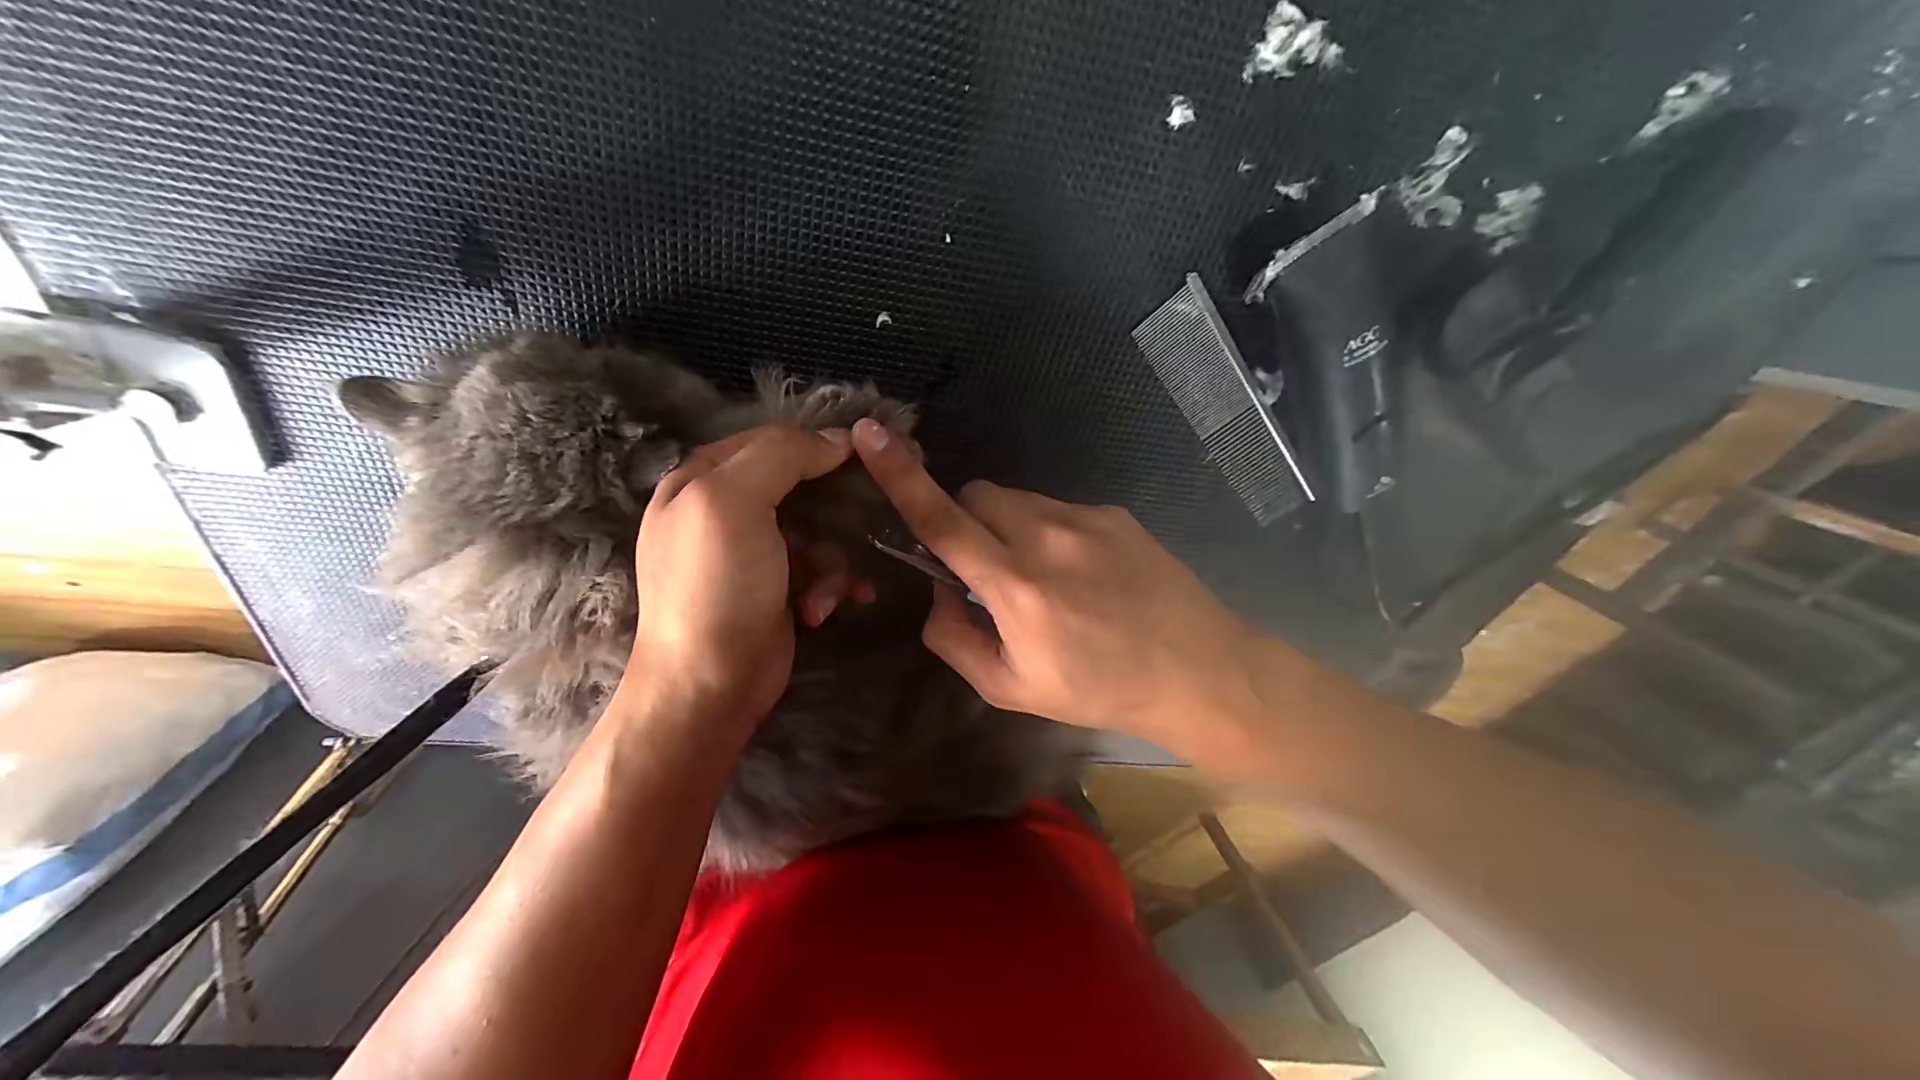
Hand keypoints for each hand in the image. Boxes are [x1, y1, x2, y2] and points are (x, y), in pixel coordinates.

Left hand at [614, 425, 853, 730]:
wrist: (708, 685)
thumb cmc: (715, 586)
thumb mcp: (734, 502)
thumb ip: (781, 455)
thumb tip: (839, 438)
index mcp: (702, 478)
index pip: (770, 440)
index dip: (818, 443)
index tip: (869, 455)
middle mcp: (725, 509)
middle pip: (801, 486)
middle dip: (835, 510)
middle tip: (874, 515)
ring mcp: (752, 552)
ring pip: (817, 531)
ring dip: (831, 562)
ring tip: (823, 594)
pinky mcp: (776, 588)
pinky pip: (818, 568)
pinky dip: (829, 586)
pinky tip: (831, 607)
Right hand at [851, 419, 1260, 751]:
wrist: (1197, 670)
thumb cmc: (1099, 689)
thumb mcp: (1010, 688)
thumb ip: (954, 638)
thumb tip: (940, 591)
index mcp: (1017, 588)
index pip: (942, 521)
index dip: (899, 476)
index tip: (870, 435)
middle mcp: (1048, 538)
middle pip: (976, 495)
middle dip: (966, 523)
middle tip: (990, 570)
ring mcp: (1086, 519)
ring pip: (1015, 499)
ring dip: (1007, 527)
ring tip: (1044, 577)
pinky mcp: (1114, 513)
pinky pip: (1056, 508)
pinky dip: (1048, 532)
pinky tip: (1083, 572)